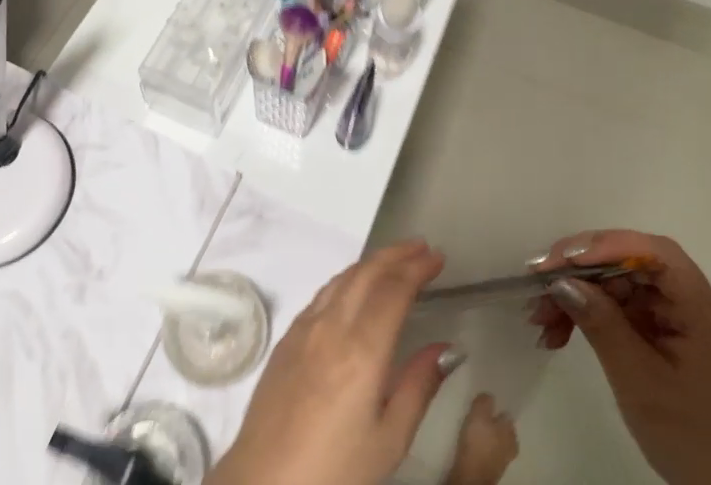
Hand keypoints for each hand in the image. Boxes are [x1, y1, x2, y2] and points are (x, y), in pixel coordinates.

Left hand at [209, 239, 461, 484]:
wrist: (264, 480)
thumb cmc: (335, 467)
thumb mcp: (389, 437)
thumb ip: (418, 385)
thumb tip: (446, 348)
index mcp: (362, 349)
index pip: (393, 290)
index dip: (417, 268)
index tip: (437, 257)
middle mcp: (330, 328)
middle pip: (365, 274)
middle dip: (396, 255)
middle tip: (422, 248)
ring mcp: (302, 331)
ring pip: (340, 280)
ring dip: (370, 264)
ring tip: (394, 260)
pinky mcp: (285, 342)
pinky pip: (321, 296)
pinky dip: (345, 280)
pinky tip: (353, 289)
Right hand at [529, 230, 710, 484]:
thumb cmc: (686, 434)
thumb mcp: (639, 381)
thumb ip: (602, 326)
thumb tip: (563, 281)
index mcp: (702, 311)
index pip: (658, 255)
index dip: (609, 246)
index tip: (563, 260)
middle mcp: (691, 304)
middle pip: (632, 264)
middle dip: (581, 271)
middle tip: (539, 284)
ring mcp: (675, 317)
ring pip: (617, 284)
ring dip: (576, 294)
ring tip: (540, 318)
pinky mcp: (659, 331)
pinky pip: (617, 307)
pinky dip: (586, 314)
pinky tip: (558, 332)